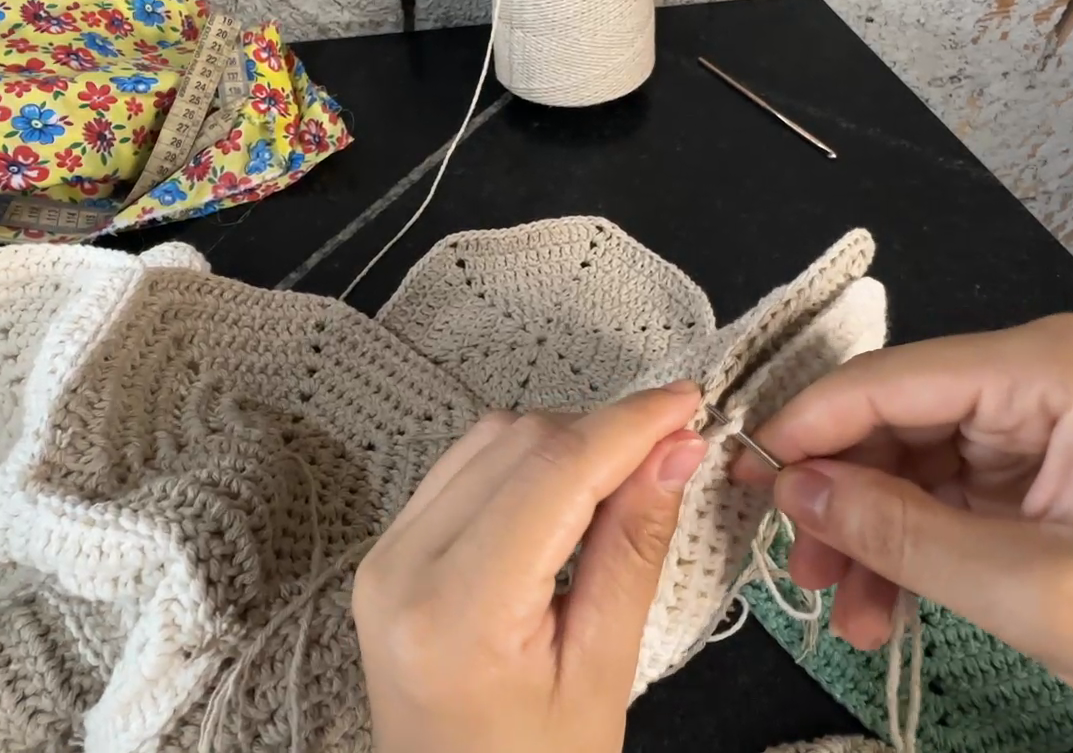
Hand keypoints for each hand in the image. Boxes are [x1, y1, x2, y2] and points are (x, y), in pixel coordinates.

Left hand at [354, 383, 707, 752]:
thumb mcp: (603, 671)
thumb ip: (635, 548)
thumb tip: (676, 449)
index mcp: (458, 612)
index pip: (554, 475)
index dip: (627, 424)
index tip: (686, 400)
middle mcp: (404, 564)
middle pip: (520, 443)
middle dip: (602, 433)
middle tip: (666, 452)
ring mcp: (386, 549)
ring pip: (492, 438)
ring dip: (565, 439)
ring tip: (617, 479)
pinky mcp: (389, 544)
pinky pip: (466, 461)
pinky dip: (526, 456)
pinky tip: (562, 490)